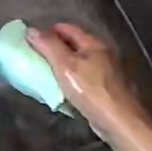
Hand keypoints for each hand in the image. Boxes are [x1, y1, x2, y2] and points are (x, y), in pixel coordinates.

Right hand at [25, 23, 148, 137]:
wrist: (120, 122)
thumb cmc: (91, 91)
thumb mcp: (65, 66)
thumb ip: (48, 46)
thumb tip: (31, 29)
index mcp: (93, 43)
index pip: (66, 28)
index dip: (47, 32)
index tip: (30, 42)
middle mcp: (102, 53)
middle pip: (73, 43)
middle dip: (53, 49)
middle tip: (35, 58)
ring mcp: (107, 71)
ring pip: (78, 61)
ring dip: (61, 65)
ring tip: (45, 74)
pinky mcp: (107, 88)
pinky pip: (83, 77)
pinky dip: (71, 79)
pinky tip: (62, 90)